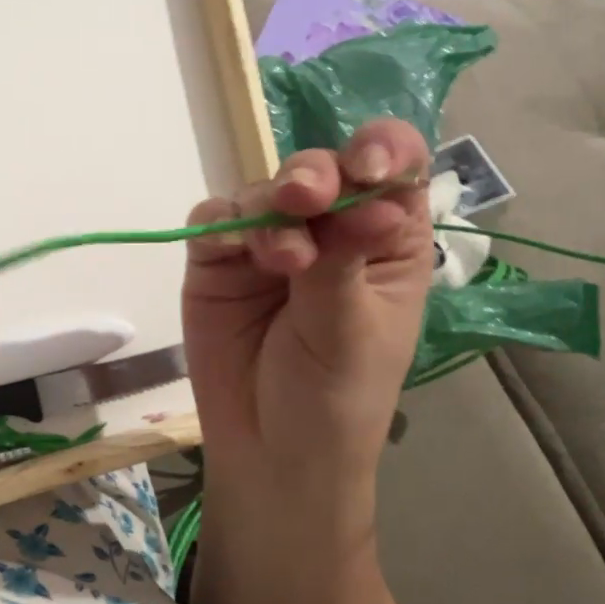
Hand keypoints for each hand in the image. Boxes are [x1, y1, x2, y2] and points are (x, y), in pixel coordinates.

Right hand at [182, 118, 433, 497]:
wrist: (267, 452)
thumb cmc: (334, 398)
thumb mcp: (353, 328)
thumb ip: (344, 257)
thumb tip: (372, 194)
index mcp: (383, 241)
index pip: (392, 171)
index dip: (382, 151)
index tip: (367, 166)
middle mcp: (326, 230)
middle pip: (318, 170)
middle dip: (311, 177)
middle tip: (305, 200)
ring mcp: (265, 243)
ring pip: (260, 191)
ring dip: (267, 212)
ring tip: (279, 260)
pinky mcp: (216, 260)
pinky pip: (212, 221)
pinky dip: (218, 226)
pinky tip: (229, 254)